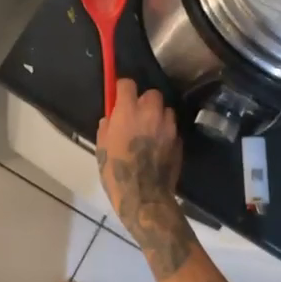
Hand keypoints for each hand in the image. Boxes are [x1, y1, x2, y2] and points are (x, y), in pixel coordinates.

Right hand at [96, 80, 190, 276]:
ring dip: (158, 115)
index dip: (122, 88)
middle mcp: (151, 113)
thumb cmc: (116, 172)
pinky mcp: (179, 141)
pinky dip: (166, 132)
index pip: (127, 84)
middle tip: (136, 114)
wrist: (144, 197)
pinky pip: (172, 129)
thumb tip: (111, 119)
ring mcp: (168, 127)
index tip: (119, 95)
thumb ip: (107, 127)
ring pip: (166, 110)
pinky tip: (159, 145)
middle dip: (144, 100)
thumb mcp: (102, 149)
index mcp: (128, 112)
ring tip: (150, 130)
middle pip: (152, 93)